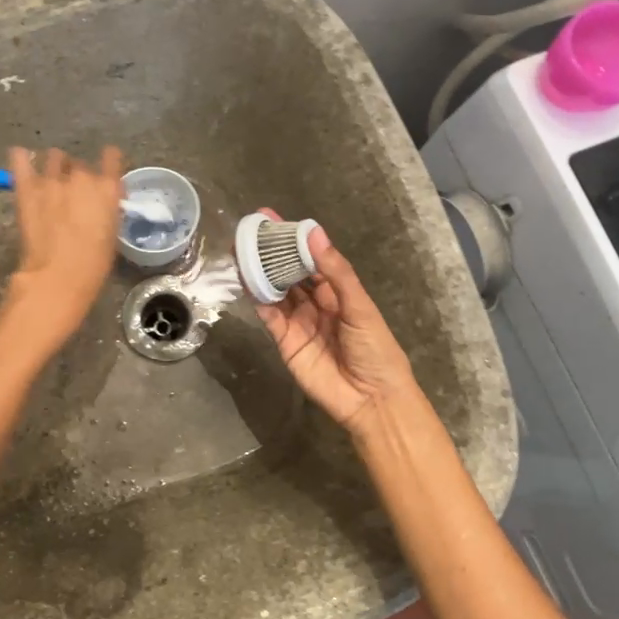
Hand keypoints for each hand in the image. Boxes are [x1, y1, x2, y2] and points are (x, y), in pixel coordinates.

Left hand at [2, 145, 123, 351]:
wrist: (58, 277)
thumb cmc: (92, 265)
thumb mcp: (111, 235)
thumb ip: (107, 210)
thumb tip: (99, 203)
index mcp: (107, 188)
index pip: (111, 157)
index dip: (108, 162)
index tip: (105, 173)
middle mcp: (81, 177)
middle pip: (80, 164)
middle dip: (78, 176)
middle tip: (73, 196)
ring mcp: (52, 179)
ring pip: (54, 157)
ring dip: (55, 167)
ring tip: (50, 183)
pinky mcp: (26, 187)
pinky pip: (21, 159)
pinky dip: (21, 158)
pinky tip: (22, 160)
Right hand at [253, 212, 416, 431]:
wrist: (371, 399)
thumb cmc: (376, 349)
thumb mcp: (360, 306)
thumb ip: (335, 271)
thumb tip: (313, 231)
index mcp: (338, 292)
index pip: (311, 259)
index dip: (293, 239)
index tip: (272, 218)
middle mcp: (315, 304)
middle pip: (289, 273)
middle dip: (271, 252)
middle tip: (250, 230)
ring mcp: (298, 322)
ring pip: (275, 292)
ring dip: (260, 272)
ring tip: (241, 249)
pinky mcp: (285, 342)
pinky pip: (269, 316)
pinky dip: (257, 299)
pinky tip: (246, 280)